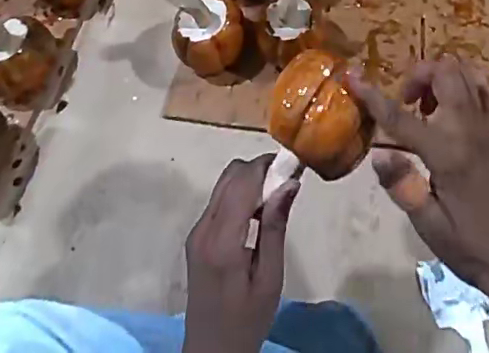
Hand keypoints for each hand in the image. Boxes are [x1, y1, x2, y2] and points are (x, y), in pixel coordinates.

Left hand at [183, 154, 300, 352]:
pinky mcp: (196, 236)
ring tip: (273, 201)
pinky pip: (219, 200)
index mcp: (222, 241)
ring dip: (249, 181)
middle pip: (231, 175)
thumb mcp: (269, 279)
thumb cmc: (246, 322)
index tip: (293, 167)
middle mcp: (203, 228)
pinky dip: (239, 195)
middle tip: (285, 185)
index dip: (268, 166)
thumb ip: (275, 228)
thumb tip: (290, 183)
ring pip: (223, 184)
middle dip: (259, 170)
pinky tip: (256, 216)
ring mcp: (196, 231)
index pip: (243, 181)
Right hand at [346, 57, 488, 301]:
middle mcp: (471, 128)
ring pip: (466, 71)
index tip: (352, 76)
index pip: (402, 117)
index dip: (373, 95)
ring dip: (441, 77)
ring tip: (428, 105)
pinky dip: (466, 82)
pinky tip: (454, 104)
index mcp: (448, 153)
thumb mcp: (429, 226)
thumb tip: (378, 154)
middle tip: (406, 103)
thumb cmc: (471, 247)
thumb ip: (403, 186)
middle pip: (443, 72)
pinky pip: (486, 86)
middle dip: (417, 76)